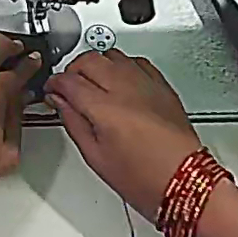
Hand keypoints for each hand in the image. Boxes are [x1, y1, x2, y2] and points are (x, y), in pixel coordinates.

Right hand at [45, 49, 201, 217]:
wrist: (185, 182)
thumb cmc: (146, 178)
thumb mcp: (95, 156)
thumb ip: (73, 123)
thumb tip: (60, 103)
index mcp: (105, 108)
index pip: (68, 80)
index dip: (54, 83)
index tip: (52, 91)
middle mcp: (126, 89)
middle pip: (89, 59)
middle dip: (72, 70)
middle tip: (67, 86)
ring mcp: (146, 85)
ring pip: (112, 54)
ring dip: (96, 64)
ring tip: (91, 82)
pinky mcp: (162, 86)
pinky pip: (136, 62)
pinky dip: (121, 66)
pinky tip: (118, 81)